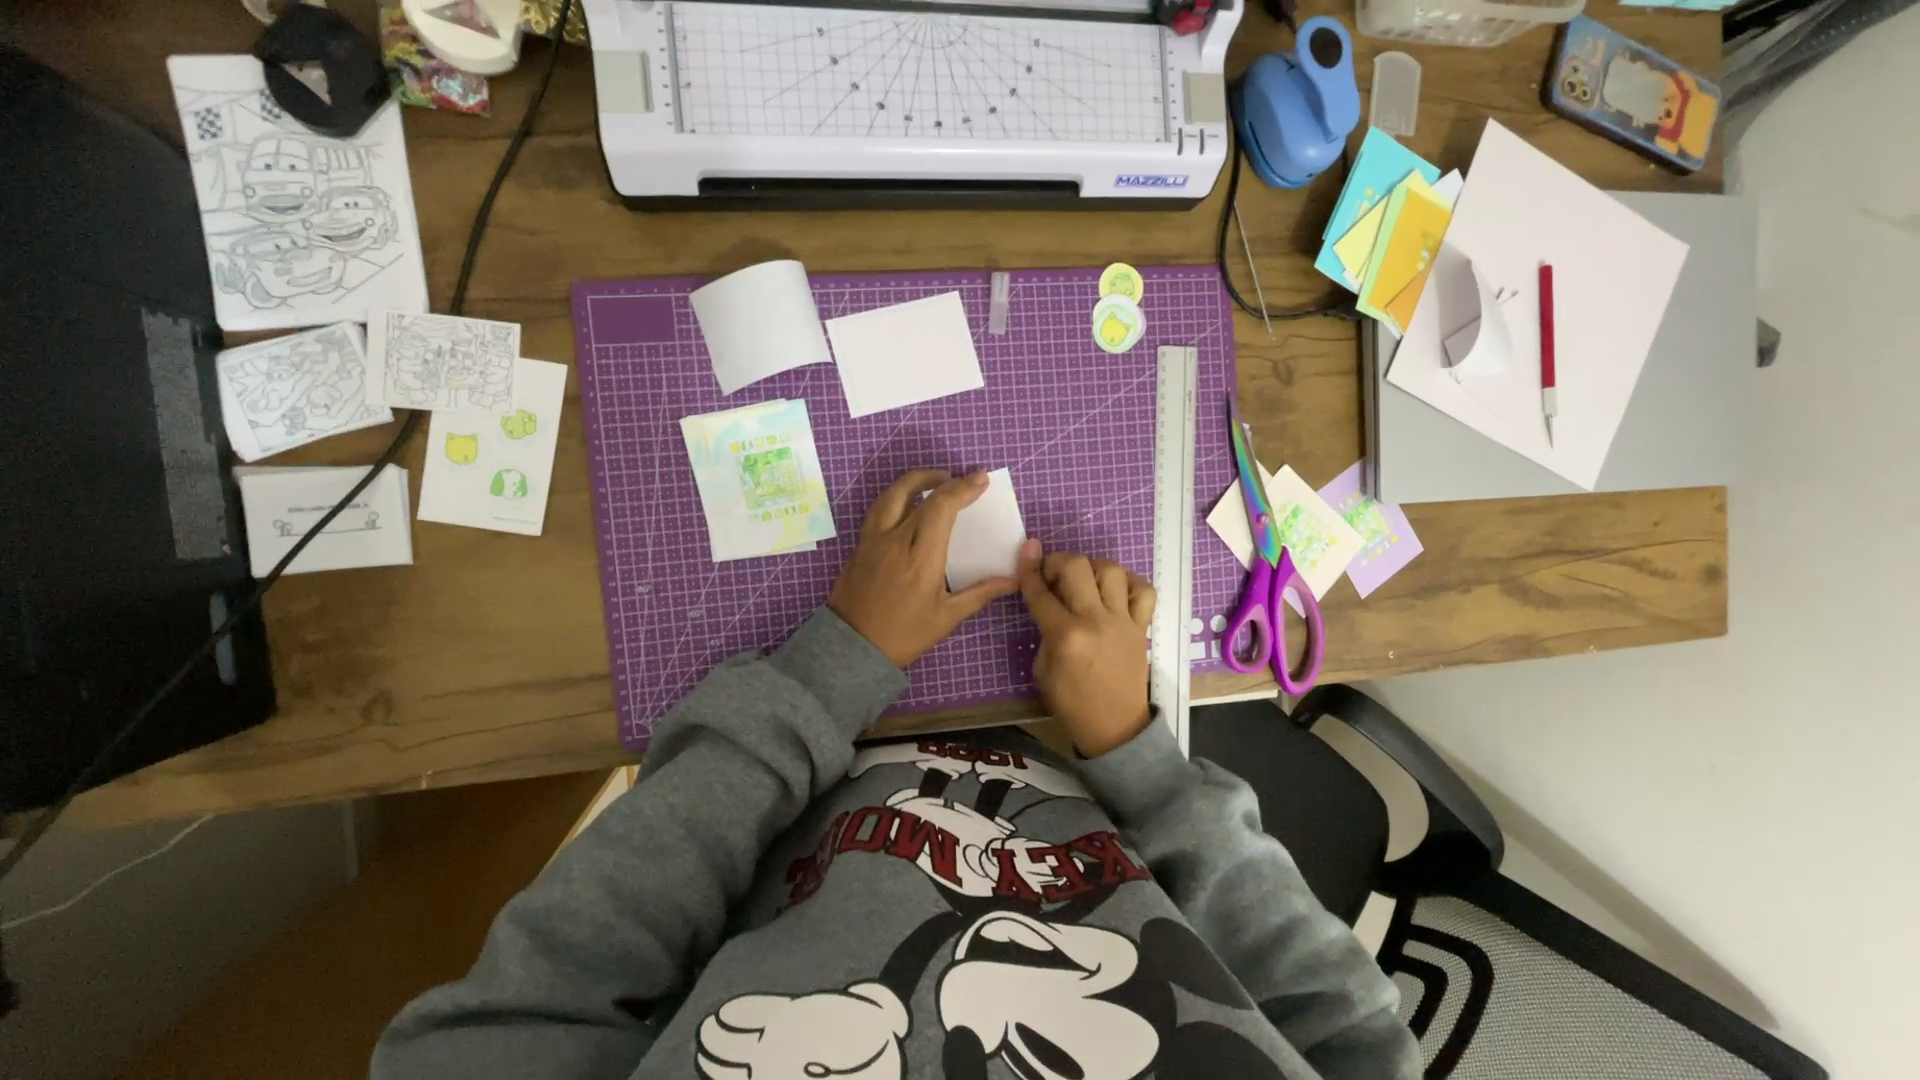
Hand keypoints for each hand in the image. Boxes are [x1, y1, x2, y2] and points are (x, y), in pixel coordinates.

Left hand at [829, 469, 1018, 668]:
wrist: (851, 648)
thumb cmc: (903, 635)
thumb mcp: (946, 618)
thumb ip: (979, 593)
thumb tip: (1013, 579)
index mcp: (920, 556)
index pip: (941, 507)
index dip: (963, 488)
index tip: (981, 479)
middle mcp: (895, 539)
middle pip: (917, 492)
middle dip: (943, 480)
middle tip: (962, 482)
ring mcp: (873, 539)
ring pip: (891, 494)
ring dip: (915, 481)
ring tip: (934, 484)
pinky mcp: (860, 545)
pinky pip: (879, 509)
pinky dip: (897, 497)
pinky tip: (908, 506)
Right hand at [1017, 539, 1155, 756]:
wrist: (1115, 728)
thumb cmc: (1071, 704)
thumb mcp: (1042, 670)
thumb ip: (1046, 631)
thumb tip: (1051, 603)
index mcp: (1065, 636)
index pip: (1040, 592)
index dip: (1028, 568)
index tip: (1027, 549)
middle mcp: (1095, 621)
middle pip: (1077, 567)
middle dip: (1058, 561)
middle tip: (1053, 574)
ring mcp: (1123, 622)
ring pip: (1111, 570)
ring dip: (1093, 568)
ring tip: (1084, 581)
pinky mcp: (1142, 628)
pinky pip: (1144, 591)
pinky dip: (1130, 583)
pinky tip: (1115, 591)